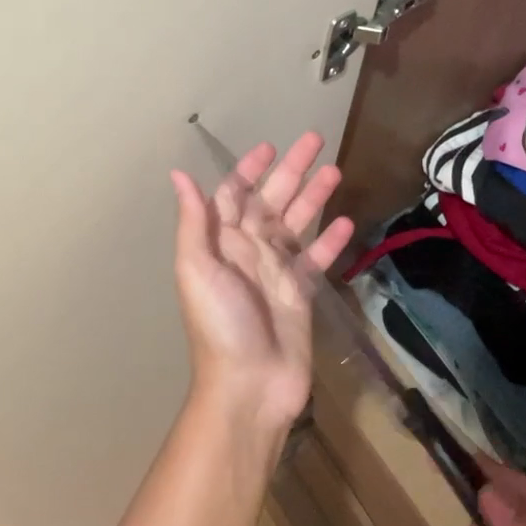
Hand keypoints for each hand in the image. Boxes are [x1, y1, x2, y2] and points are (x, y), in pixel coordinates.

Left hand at [169, 132, 354, 433]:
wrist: (250, 386)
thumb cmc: (220, 325)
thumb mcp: (197, 269)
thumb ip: (194, 221)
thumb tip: (178, 173)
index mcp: (221, 242)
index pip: (235, 193)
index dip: (250, 169)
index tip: (269, 146)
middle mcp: (248, 250)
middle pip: (272, 200)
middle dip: (292, 170)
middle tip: (317, 139)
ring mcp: (275, 272)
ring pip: (297, 224)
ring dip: (314, 197)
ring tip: (337, 170)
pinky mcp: (300, 295)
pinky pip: (316, 260)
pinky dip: (330, 241)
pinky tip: (347, 223)